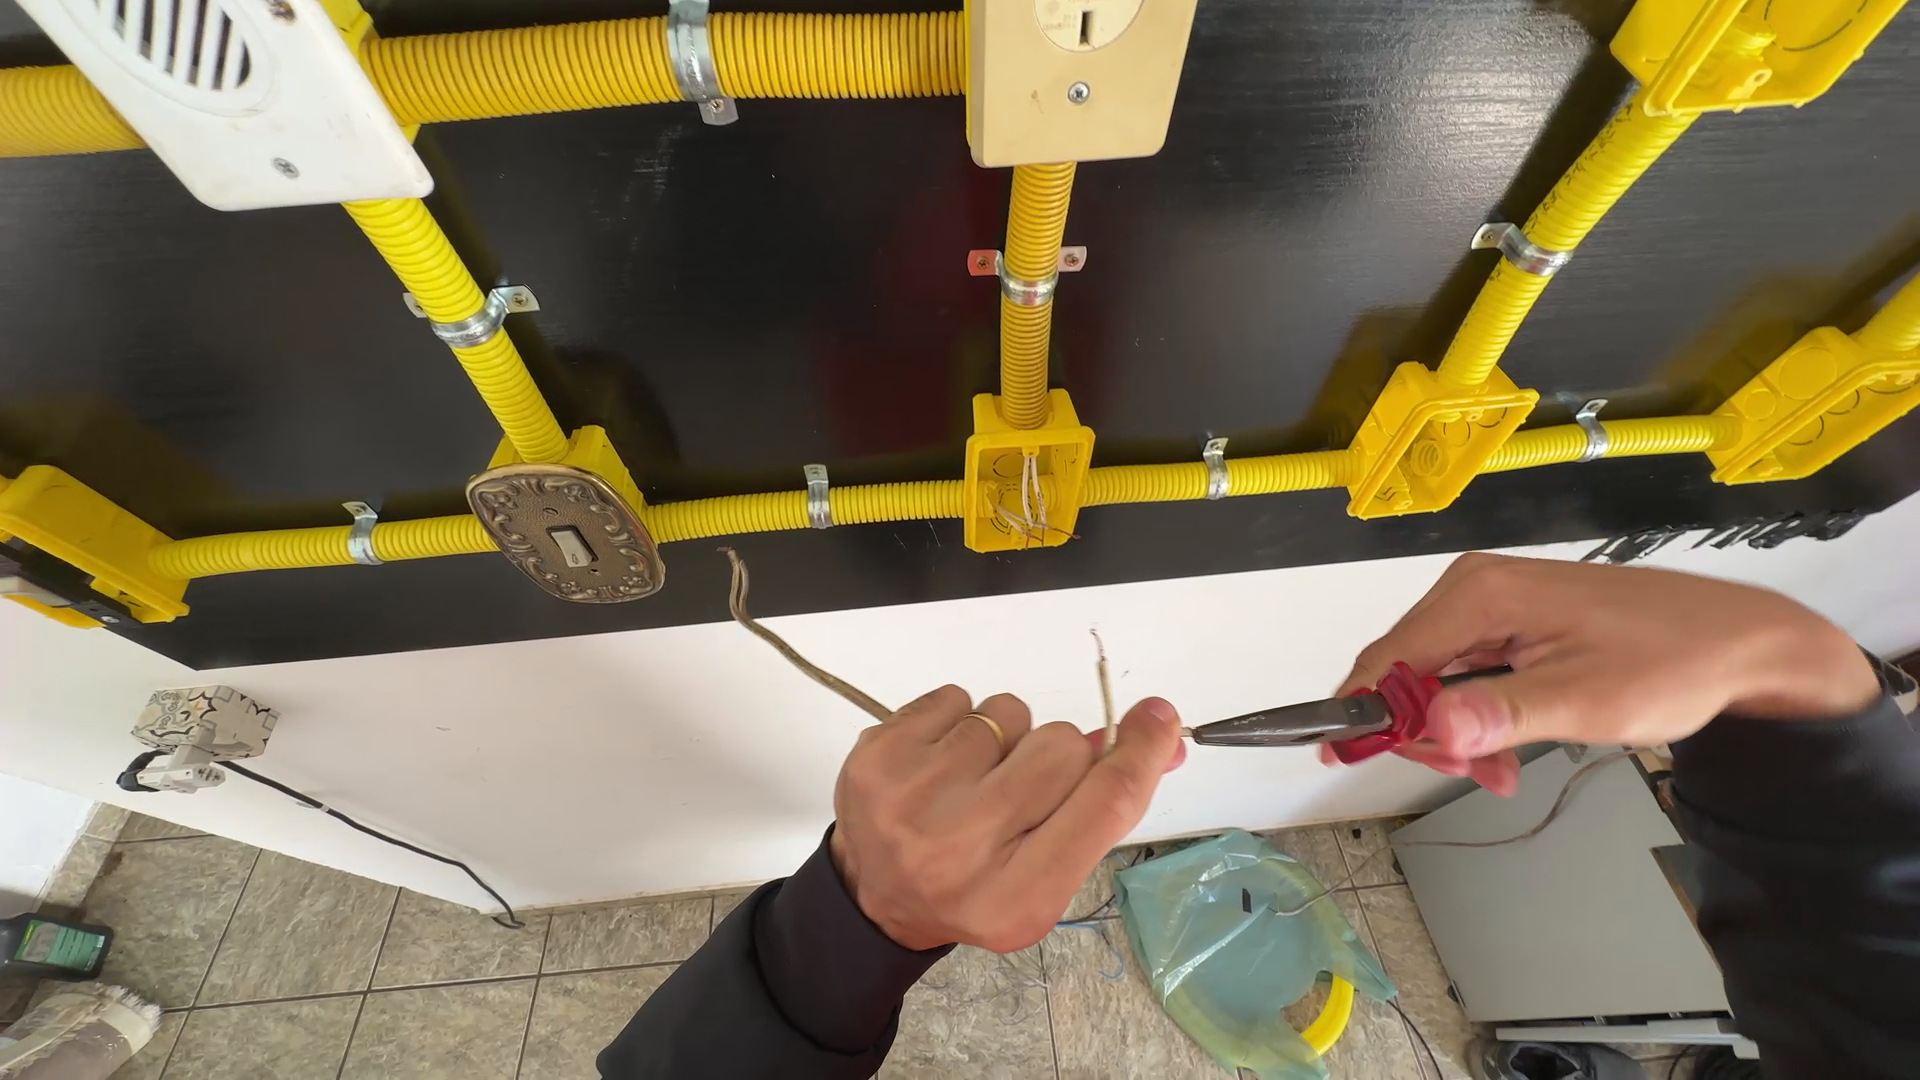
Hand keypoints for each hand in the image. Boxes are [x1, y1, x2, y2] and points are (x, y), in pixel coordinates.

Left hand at [829, 686, 1186, 951]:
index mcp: (1017, 898)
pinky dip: (958, 719)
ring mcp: (912, 798)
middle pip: (1062, 746)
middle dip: (1056, 751)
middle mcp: (963, 850)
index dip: (1141, 753)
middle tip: (1023, 780)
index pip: (1103, 803)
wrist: (876, 892)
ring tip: (972, 778)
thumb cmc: (972, 882)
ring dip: (1002, 735)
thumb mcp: (1043, 869)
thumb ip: (1099, 807)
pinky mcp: (878, 755)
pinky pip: (957, 697)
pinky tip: (938, 762)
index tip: (1159, 718)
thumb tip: (1160, 738)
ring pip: (1008, 712)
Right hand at [1323, 554, 1878, 795]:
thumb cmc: (1673, 664)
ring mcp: (1484, 597)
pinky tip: (1501, 742)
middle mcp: (1468, 587)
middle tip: (1463, 773)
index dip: (1362, 706)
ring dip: (1451, 725)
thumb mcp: (1588, 701)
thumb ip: (1504, 713)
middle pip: (1405, 665)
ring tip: (1496, 770)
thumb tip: (1433, 730)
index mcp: (1478, 595)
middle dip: (1423, 727)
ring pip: (1429, 672)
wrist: (1745, 640)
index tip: (1336, 751)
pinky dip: (1471, 708)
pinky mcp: (1501, 613)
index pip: (1392, 655)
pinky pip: (1459, 666)